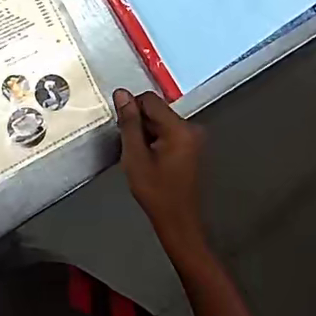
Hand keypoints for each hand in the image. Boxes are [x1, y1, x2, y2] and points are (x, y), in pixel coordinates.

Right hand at [115, 89, 210, 262]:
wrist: (178, 221)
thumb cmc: (155, 190)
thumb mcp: (135, 155)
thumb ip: (129, 122)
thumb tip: (121, 93)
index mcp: (179, 129)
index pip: (149, 100)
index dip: (131, 109)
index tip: (122, 129)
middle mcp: (191, 128)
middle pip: (156, 109)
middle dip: (139, 123)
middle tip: (130, 146)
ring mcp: (193, 138)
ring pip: (160, 120)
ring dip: (146, 132)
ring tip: (140, 155)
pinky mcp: (191, 146)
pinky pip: (167, 131)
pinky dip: (155, 139)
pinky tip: (150, 158)